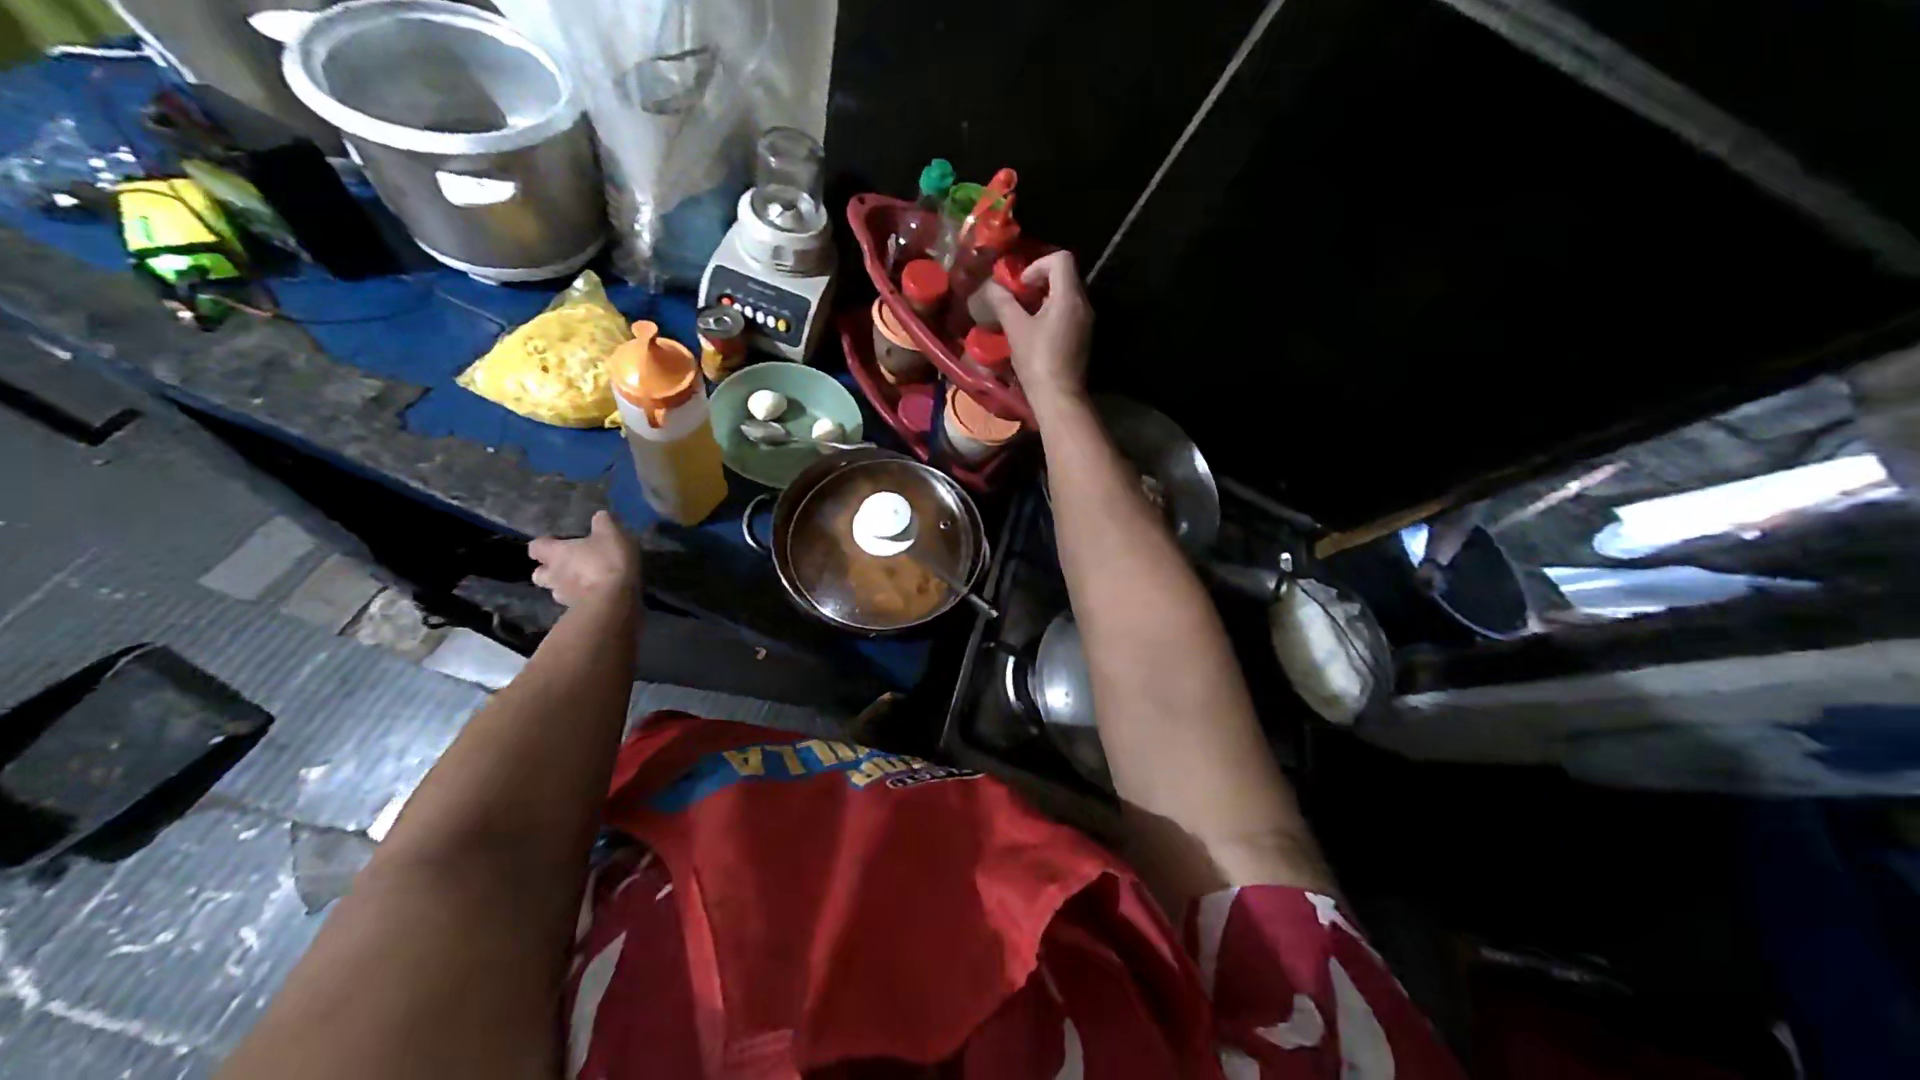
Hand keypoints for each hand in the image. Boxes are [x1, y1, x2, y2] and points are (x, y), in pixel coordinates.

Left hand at [528, 511, 637, 607]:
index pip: (535, 547)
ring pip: (556, 590)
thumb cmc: (607, 562)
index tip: (557, 541)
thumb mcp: (611, 533)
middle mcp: (553, 575)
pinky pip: (575, 603)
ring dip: (565, 586)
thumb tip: (599, 516)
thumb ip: (603, 522)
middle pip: (539, 573)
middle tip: (565, 565)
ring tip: (583, 582)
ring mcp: (564, 596)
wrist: (614, 601)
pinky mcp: (577, 611)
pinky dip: (582, 599)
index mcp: (556, 553)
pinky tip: (598, 595)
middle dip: (548, 569)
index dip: (544, 544)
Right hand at [981, 250, 1092, 410]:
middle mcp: (1083, 304)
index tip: (1021, 285)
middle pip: (1065, 275)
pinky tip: (1035, 330)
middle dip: (1039, 280)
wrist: (1059, 396)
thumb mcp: (1015, 328)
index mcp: (1069, 297)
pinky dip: (1052, 311)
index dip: (1037, 264)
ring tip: (1023, 314)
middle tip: (1019, 298)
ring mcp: (1085, 321)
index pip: (1061, 259)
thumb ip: (1004, 302)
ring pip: (1066, 294)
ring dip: (1044, 297)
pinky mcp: (1082, 336)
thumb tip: (992, 287)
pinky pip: (1068, 311)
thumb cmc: (1037, 360)